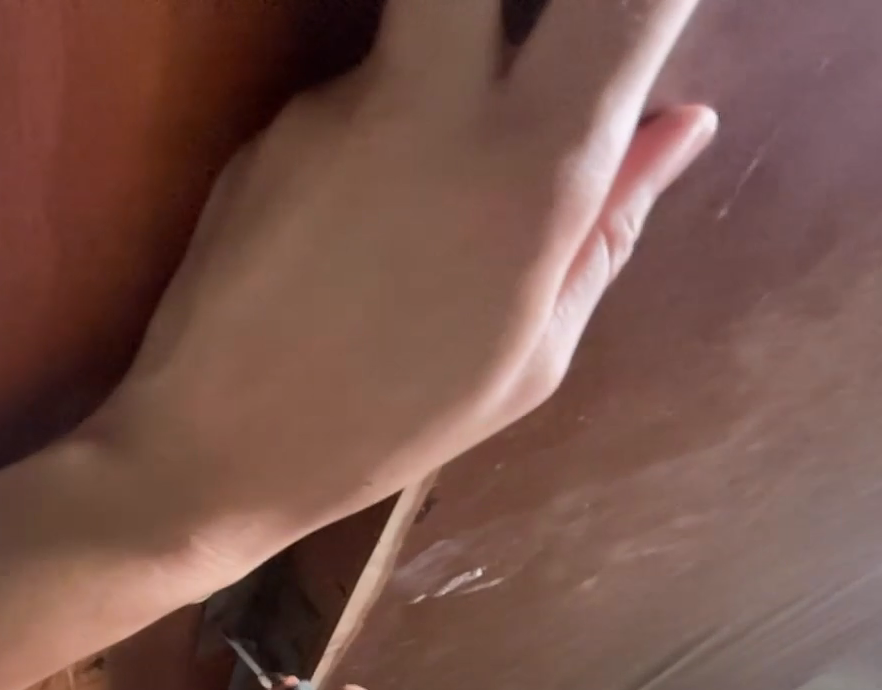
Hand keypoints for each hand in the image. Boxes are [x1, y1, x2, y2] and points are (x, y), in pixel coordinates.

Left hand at [93, 0, 715, 573]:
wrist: (205, 453)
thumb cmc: (377, 434)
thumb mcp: (522, 364)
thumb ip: (604, 234)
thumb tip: (676, 123)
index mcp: (529, 159)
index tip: (621, 29)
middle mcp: (422, 101)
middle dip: (496, 9)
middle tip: (507, 75)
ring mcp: (318, 116)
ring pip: (401, 48)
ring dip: (421, 95)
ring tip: (386, 233)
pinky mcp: (249, 145)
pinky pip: (328, 119)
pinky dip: (346, 155)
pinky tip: (318, 249)